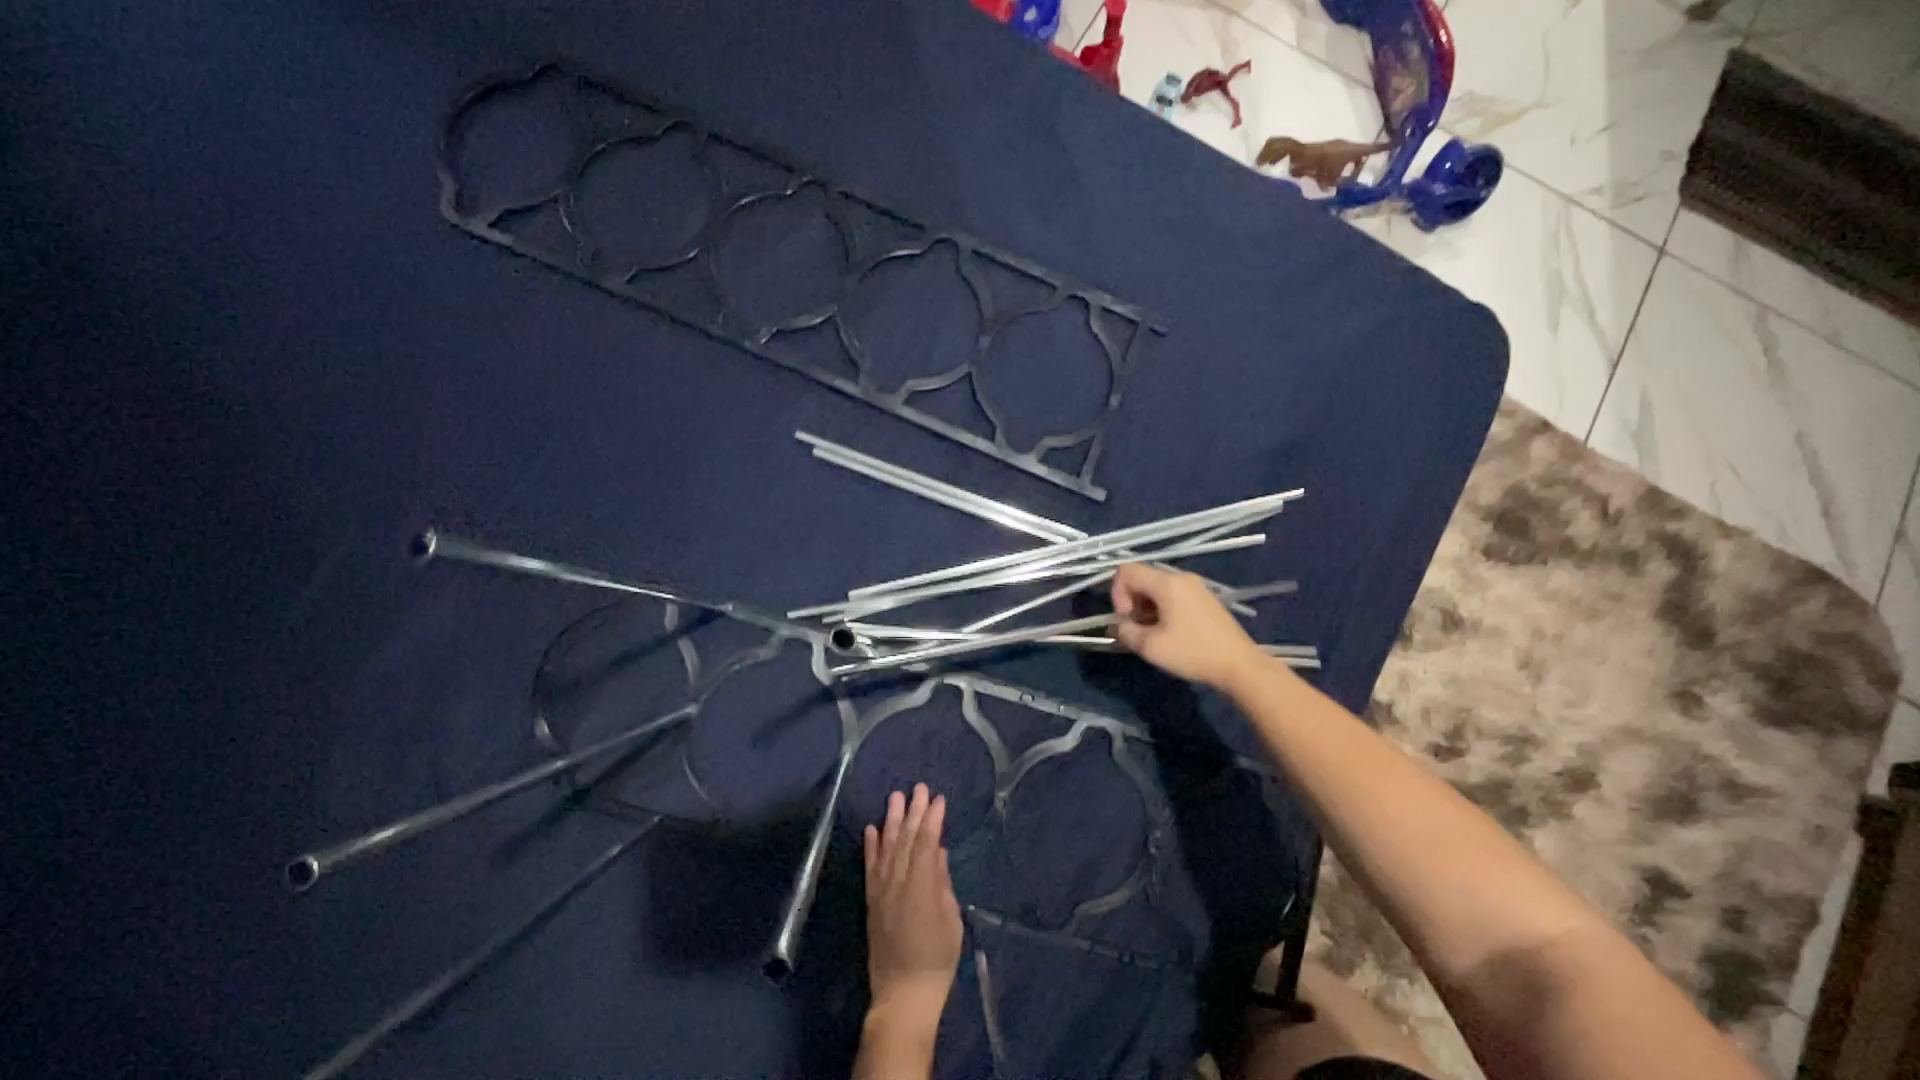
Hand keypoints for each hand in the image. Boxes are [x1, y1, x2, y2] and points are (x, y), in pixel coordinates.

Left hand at [863, 784, 962, 1029]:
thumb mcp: (951, 920)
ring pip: (886, 848)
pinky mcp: (871, 902)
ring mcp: (881, 892)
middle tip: (919, 788)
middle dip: (913, 812)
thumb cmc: (937, 960)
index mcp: (922, 888)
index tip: (938, 799)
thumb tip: (938, 852)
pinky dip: (870, 846)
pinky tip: (871, 828)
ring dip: (891, 821)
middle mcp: (897, 884)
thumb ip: (943, 883)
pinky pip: (870, 867)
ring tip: (895, 798)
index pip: (926, 844)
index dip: (932, 820)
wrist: (903, 993)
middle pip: (905, 840)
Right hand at [1109, 563, 1265, 690]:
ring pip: (1157, 587)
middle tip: (1139, 628)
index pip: (1126, 571)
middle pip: (1142, 577)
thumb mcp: (1150, 647)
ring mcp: (1196, 586)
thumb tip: (1119, 626)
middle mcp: (1181, 577)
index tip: (1128, 619)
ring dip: (1147, 606)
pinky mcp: (1205, 598)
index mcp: (1167, 583)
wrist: (1239, 665)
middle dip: (1132, 601)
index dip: (1117, 594)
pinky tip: (1171, 631)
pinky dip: (1163, 608)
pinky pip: (1174, 594)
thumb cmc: (1192, 652)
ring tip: (1154, 633)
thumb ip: (1126, 632)